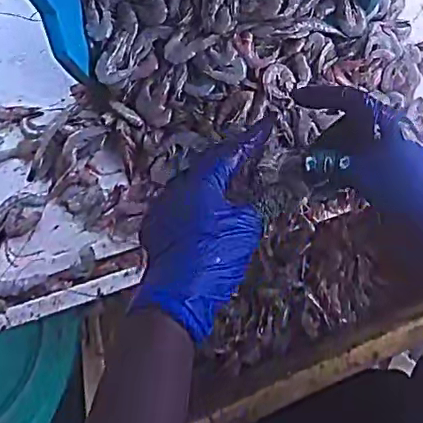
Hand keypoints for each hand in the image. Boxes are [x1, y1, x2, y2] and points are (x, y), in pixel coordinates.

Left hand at [129, 118, 268, 342]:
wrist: (176, 296)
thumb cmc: (212, 258)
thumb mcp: (245, 228)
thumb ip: (252, 206)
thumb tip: (252, 201)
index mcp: (202, 181)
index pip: (230, 153)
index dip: (250, 140)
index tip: (265, 126)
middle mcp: (179, 188)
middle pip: (208, 166)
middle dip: (230, 161)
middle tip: (248, 155)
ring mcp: (164, 207)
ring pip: (193, 186)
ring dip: (213, 185)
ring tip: (231, 186)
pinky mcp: (157, 227)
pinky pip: (181, 206)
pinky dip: (197, 206)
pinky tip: (208, 216)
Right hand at [294, 85, 422, 253]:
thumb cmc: (413, 191)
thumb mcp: (368, 174)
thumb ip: (336, 165)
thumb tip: (309, 162)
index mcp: (382, 122)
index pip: (348, 98)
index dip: (321, 95)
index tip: (297, 97)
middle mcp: (386, 132)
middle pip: (347, 124)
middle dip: (323, 139)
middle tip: (306, 158)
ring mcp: (391, 154)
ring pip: (353, 147)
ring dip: (333, 159)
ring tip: (317, 177)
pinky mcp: (395, 175)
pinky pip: (362, 166)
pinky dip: (345, 173)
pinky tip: (335, 188)